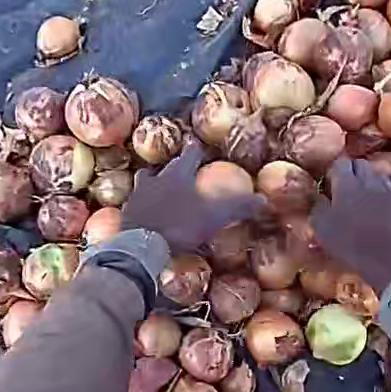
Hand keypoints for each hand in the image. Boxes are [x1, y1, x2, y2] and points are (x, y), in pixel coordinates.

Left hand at [120, 142, 264, 252]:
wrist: (141, 246)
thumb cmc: (181, 225)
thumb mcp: (215, 216)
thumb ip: (238, 206)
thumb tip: (264, 199)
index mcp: (178, 175)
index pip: (189, 154)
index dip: (196, 149)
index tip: (198, 145)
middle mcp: (156, 179)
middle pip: (166, 166)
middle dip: (175, 164)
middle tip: (182, 166)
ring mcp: (138, 195)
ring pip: (146, 180)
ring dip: (153, 181)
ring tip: (160, 186)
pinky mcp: (127, 212)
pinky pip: (137, 202)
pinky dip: (144, 203)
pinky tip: (148, 210)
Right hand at [311, 159, 390, 293]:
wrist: (390, 260)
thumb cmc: (351, 246)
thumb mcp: (323, 230)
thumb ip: (318, 208)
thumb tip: (319, 197)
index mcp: (347, 185)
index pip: (340, 163)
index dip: (335, 172)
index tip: (332, 184)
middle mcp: (370, 180)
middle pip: (361, 164)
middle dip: (353, 172)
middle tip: (349, 189)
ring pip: (379, 175)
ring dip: (372, 182)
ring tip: (368, 198)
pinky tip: (388, 206)